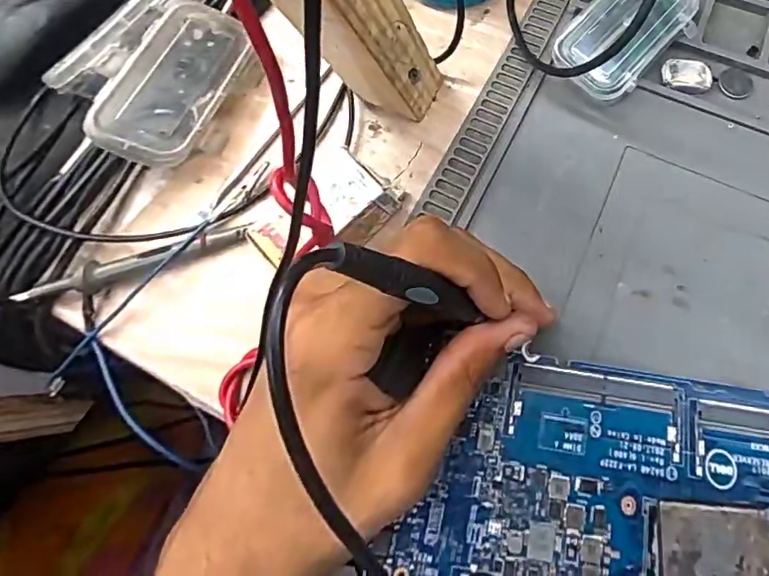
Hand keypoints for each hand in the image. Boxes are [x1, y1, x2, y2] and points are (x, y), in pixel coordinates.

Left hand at [161, 217, 555, 575]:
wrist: (242, 528)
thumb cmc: (314, 507)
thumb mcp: (402, 461)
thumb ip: (459, 381)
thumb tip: (516, 324)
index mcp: (331, 330)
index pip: (421, 249)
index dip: (480, 268)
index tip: (511, 314)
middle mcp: (321, 292)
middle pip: (426, 240)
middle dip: (487, 271)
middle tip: (526, 314)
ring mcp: (321, 290)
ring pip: (418, 248)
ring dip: (471, 276)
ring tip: (507, 317)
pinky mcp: (329, 299)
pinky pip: (401, 269)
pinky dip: (446, 286)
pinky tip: (471, 317)